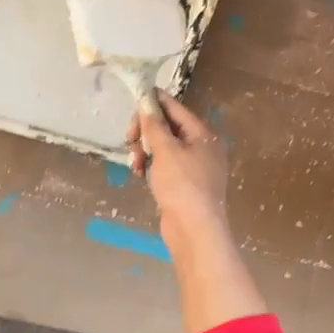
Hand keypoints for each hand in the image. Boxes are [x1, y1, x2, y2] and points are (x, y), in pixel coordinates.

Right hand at [127, 91, 230, 256]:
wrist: (195, 230)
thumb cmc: (182, 186)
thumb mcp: (165, 151)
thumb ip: (154, 125)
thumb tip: (147, 104)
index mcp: (202, 133)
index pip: (174, 107)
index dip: (153, 102)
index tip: (132, 103)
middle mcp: (201, 146)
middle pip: (167, 126)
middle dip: (145, 132)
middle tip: (131, 142)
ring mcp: (194, 165)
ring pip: (163, 146)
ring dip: (145, 151)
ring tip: (136, 166)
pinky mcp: (185, 182)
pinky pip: (164, 164)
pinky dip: (151, 166)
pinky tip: (140, 175)